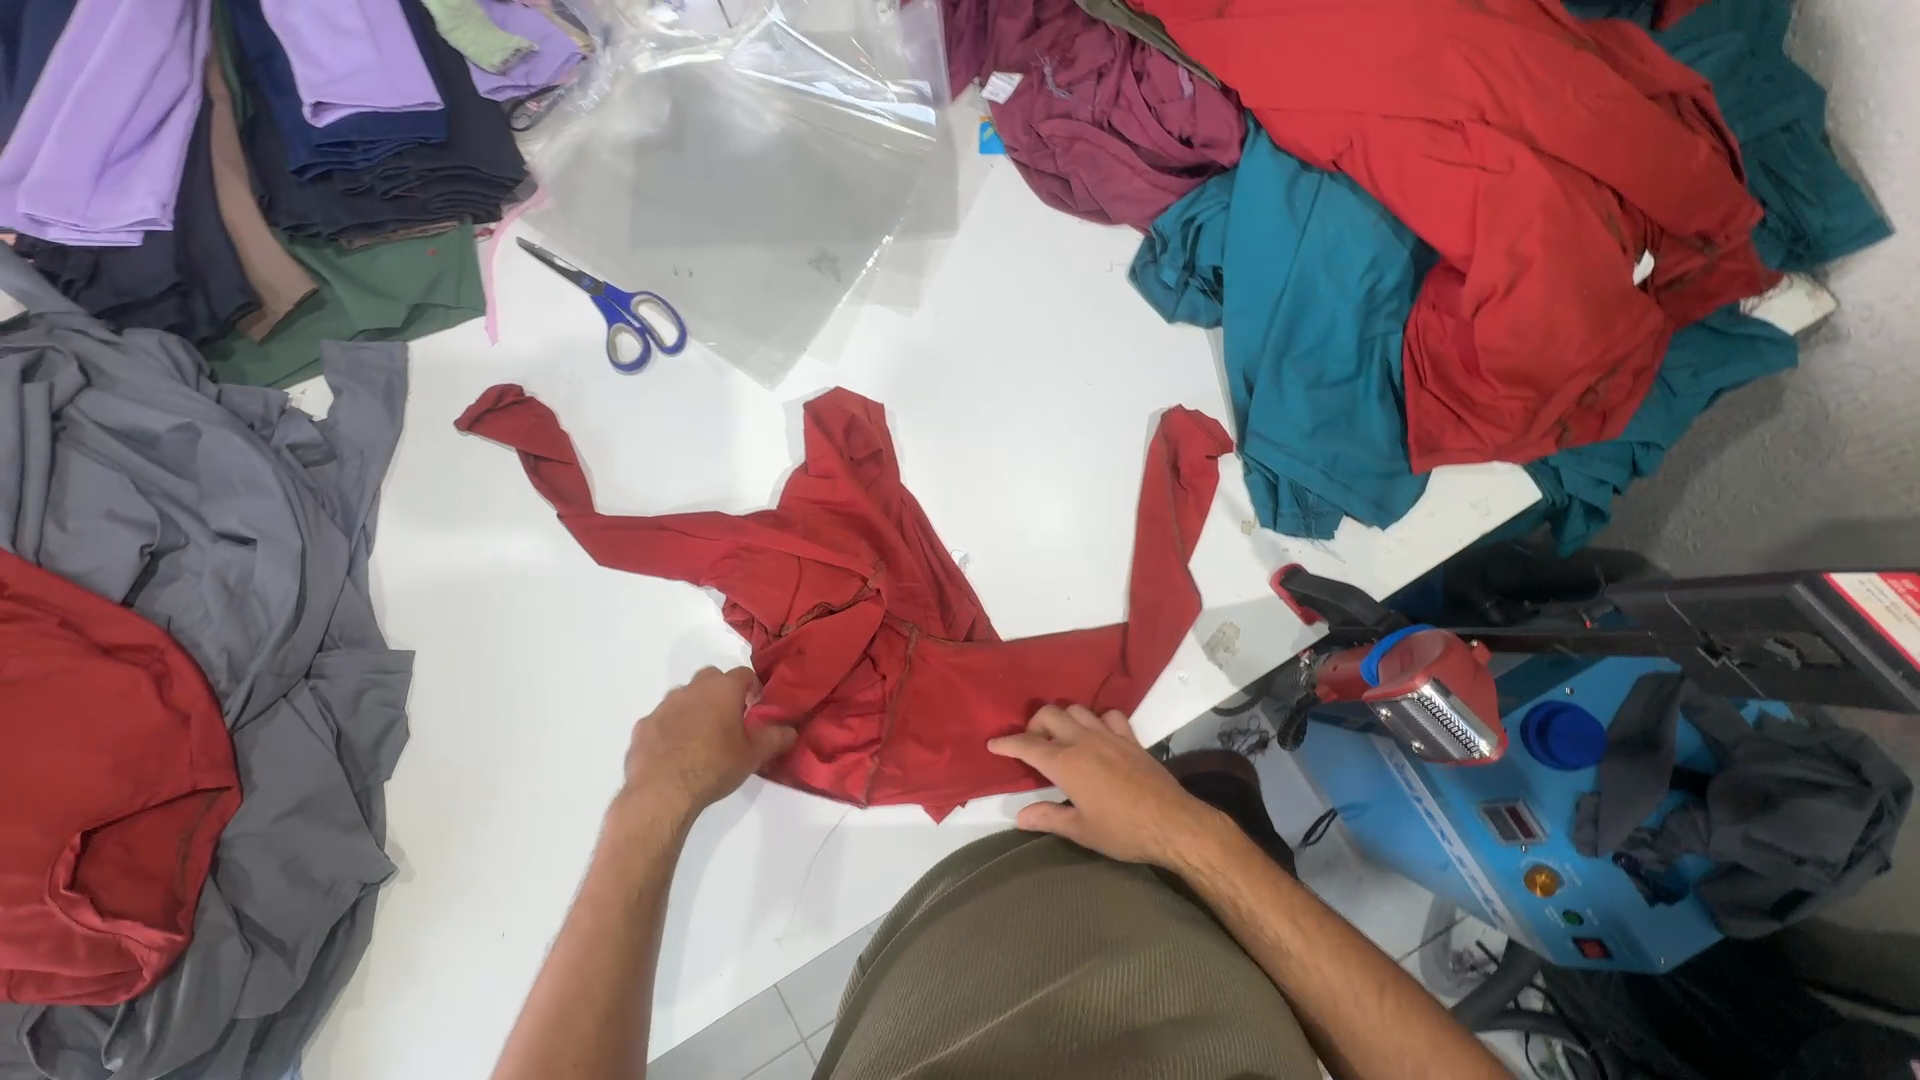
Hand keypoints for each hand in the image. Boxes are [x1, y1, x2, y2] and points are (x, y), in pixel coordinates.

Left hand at [616, 666, 795, 826]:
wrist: (661, 792)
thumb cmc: (714, 767)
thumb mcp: (753, 756)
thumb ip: (775, 738)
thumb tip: (790, 730)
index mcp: (722, 690)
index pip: (743, 674)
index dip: (753, 687)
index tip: (756, 706)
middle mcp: (692, 689)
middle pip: (711, 678)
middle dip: (721, 692)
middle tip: (729, 719)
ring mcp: (663, 706)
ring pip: (684, 697)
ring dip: (694, 708)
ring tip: (701, 737)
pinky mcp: (643, 725)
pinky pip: (662, 720)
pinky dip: (670, 728)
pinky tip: (675, 752)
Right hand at [986, 704, 1229, 869]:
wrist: (1172, 823)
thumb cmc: (1123, 831)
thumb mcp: (1081, 831)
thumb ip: (1048, 818)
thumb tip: (1019, 817)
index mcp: (1066, 763)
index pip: (1027, 746)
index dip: (1007, 744)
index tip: (993, 744)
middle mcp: (1084, 741)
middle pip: (1049, 715)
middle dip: (1033, 725)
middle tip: (1030, 745)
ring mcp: (1109, 736)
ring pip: (1077, 709)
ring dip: (1063, 718)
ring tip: (1060, 738)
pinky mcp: (1130, 738)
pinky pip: (1109, 715)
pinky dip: (1097, 719)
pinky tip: (1097, 734)